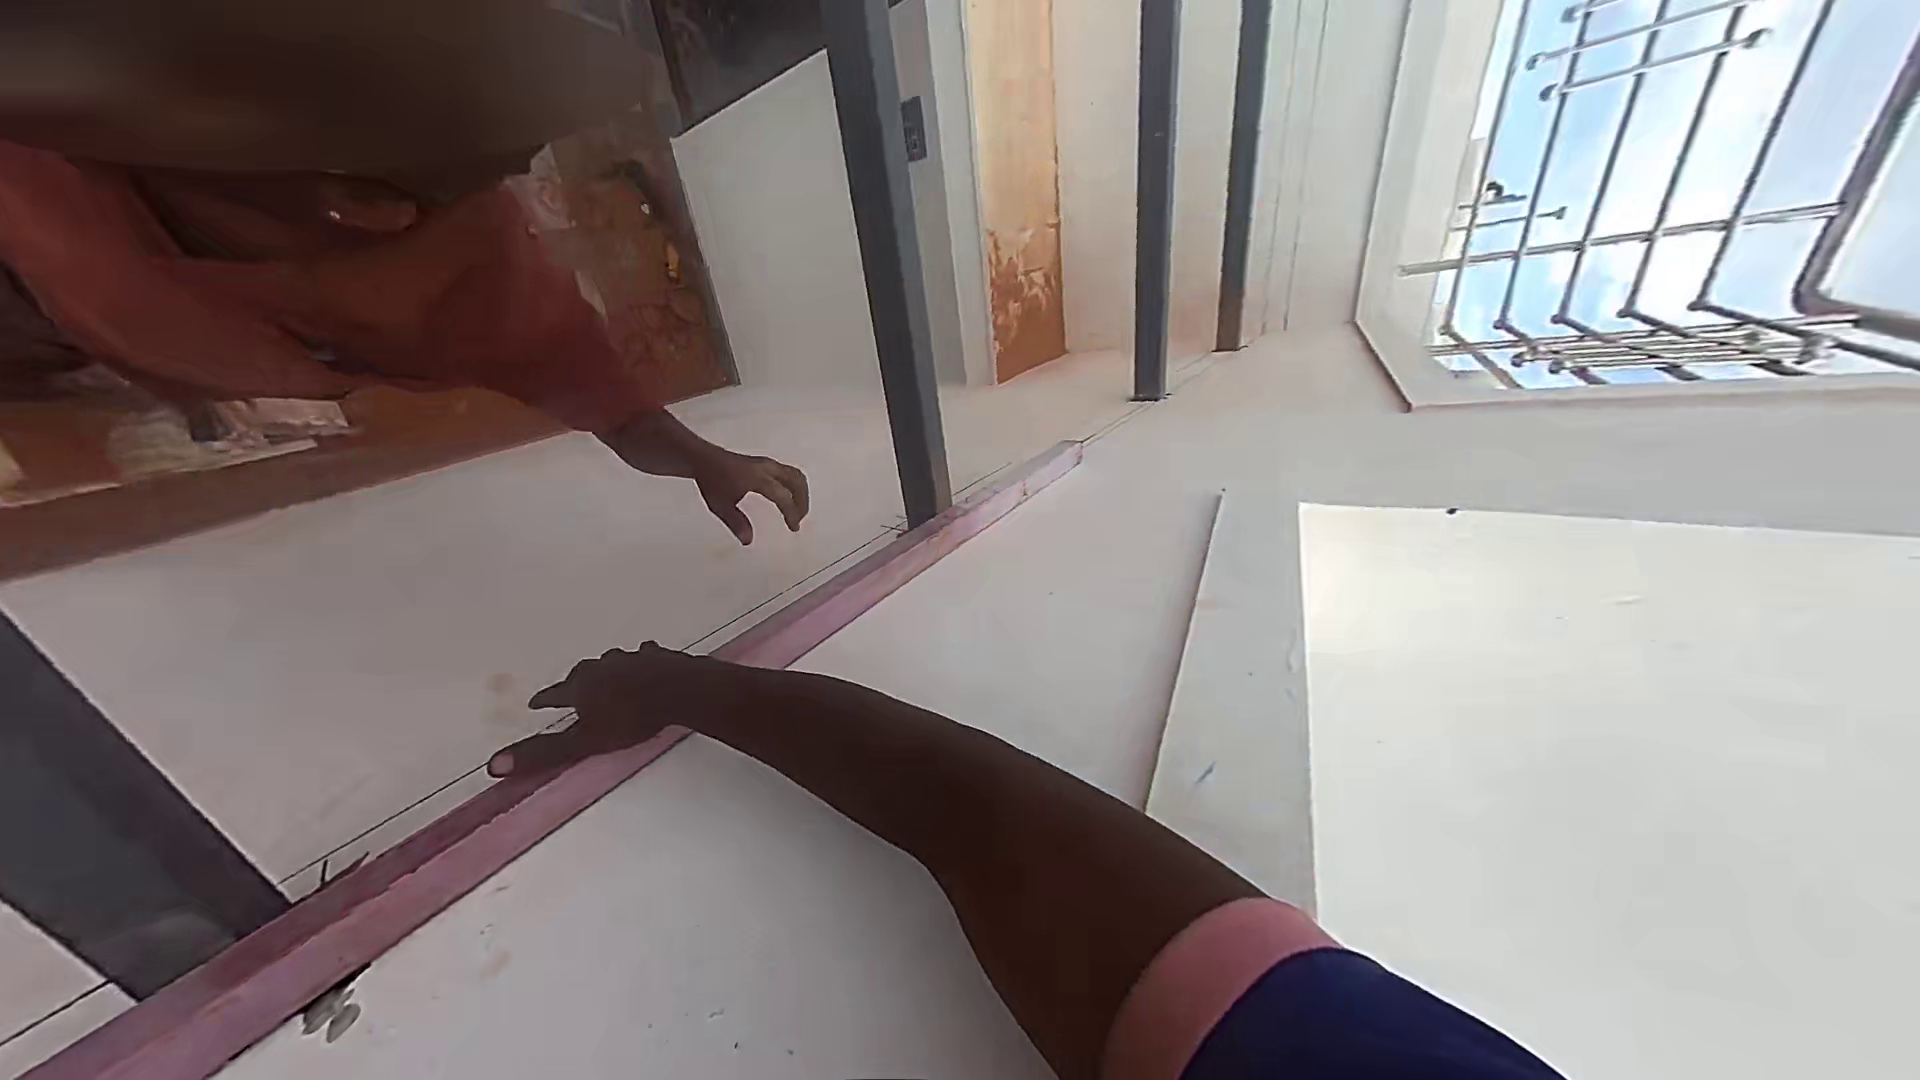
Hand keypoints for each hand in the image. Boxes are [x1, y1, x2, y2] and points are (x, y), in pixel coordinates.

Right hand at [487, 643, 751, 777]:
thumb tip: (494, 765)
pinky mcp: (661, 656)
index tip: (537, 702)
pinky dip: (643, 661)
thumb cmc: (633, 717)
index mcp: (582, 685)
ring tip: (607, 675)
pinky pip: (647, 656)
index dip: (546, 699)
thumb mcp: (585, 741)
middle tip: (573, 688)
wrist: (681, 690)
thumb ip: (544, 753)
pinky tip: (647, 660)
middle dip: (577, 681)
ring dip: (609, 669)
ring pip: (615, 662)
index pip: (556, 693)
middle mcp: (605, 666)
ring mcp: (635, 658)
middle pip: (584, 673)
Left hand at [691, 451, 808, 545]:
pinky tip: (788, 496)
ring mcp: (767, 464)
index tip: (794, 527)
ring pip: (795, 476)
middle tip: (799, 518)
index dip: (792, 514)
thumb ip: (736, 523)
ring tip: (797, 509)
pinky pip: (789, 472)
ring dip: (801, 493)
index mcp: (759, 478)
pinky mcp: (765, 463)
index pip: (783, 497)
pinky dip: (795, 486)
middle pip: (797, 483)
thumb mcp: (720, 505)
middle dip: (802, 502)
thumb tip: (748, 540)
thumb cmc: (711, 479)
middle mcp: (767, 468)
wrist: (701, 458)